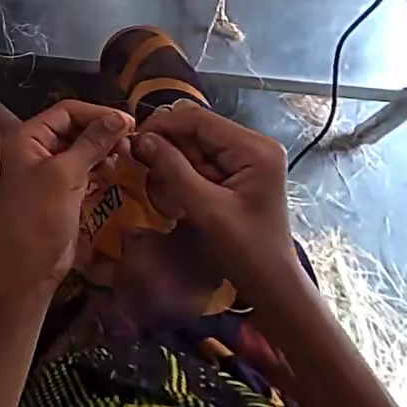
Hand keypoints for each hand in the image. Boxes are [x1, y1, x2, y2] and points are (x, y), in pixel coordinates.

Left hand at [0, 100, 132, 291]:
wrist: (28, 269)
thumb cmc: (40, 216)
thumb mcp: (66, 174)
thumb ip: (92, 143)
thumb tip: (121, 117)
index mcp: (28, 137)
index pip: (66, 111)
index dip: (97, 113)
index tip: (129, 122)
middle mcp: (36, 149)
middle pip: (75, 128)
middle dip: (102, 133)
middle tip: (131, 142)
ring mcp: (48, 171)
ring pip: (82, 149)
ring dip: (103, 151)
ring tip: (125, 158)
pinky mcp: (61, 191)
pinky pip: (83, 170)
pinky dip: (99, 170)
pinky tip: (115, 174)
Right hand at [131, 104, 301, 292]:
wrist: (273, 286)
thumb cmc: (246, 251)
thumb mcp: (206, 209)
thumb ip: (173, 169)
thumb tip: (141, 138)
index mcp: (254, 149)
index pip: (199, 119)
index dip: (163, 125)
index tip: (133, 141)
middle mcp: (254, 146)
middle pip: (197, 130)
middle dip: (168, 146)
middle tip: (141, 164)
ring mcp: (248, 159)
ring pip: (195, 145)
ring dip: (173, 161)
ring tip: (158, 183)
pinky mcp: (239, 173)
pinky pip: (202, 162)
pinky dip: (183, 173)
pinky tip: (174, 190)